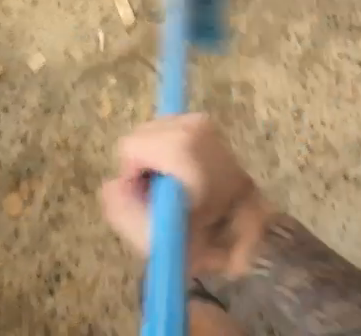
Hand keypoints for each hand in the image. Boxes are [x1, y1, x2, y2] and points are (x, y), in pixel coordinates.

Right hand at [100, 113, 271, 276]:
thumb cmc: (202, 238)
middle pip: (140, 136)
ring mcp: (201, 121)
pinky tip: (182, 173)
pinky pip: (167, 131)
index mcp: (182, 147)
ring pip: (152, 133)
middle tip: (162, 194)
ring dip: (155, 158)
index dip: (133, 175)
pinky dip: (167, 151)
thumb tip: (113, 183)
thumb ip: (122, 209)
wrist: (247, 228)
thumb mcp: (154, 239)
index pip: (130, 146)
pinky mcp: (204, 123)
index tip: (151, 197)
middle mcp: (193, 125)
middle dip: (143, 164)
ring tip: (175, 185)